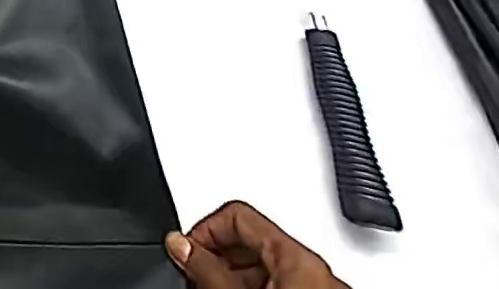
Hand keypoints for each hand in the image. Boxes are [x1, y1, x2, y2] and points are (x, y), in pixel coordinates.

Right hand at [164, 201, 347, 288]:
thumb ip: (207, 271)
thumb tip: (180, 244)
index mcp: (299, 260)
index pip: (238, 217)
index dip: (206, 231)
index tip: (188, 254)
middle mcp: (319, 276)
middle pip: (253, 244)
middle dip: (219, 260)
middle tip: (196, 279)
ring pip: (267, 273)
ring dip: (234, 282)